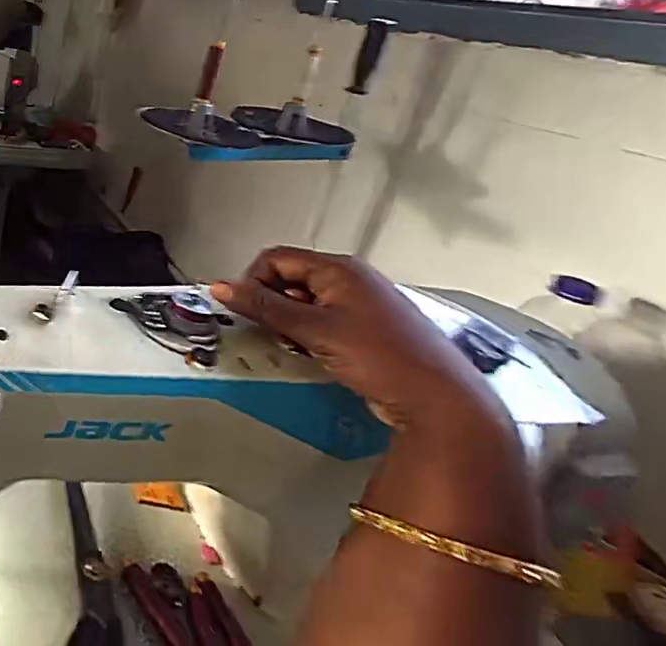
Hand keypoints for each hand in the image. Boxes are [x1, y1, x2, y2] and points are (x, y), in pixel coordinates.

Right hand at [212, 247, 502, 431]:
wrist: (443, 406)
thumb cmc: (383, 360)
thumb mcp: (313, 330)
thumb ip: (264, 307)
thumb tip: (221, 287)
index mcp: (340, 269)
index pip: (276, 258)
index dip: (254, 280)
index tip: (246, 308)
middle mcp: (354, 279)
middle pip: (292, 278)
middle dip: (274, 303)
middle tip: (271, 330)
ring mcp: (366, 304)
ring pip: (308, 301)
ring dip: (292, 320)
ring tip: (296, 345)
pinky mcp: (373, 329)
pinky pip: (327, 320)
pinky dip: (312, 333)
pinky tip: (316, 354)